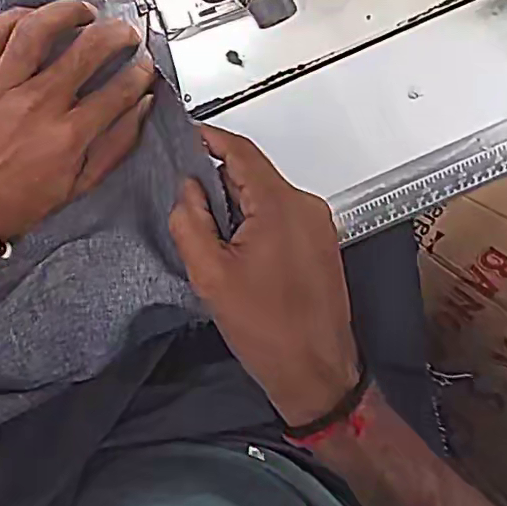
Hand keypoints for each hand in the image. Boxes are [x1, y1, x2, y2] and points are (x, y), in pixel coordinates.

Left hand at [0, 0, 156, 294]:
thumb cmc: (19, 200)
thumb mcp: (79, 184)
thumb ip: (116, 145)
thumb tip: (142, 107)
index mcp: (67, 137)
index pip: (118, 90)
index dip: (140, 72)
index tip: (144, 65)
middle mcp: (36, 106)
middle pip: (87, 49)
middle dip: (118, 33)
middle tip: (125, 32)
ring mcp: (1, 89)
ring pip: (37, 29)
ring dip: (67, 11)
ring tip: (84, 12)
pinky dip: (14, 17)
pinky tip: (33, 18)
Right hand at [168, 125, 360, 426]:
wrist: (316, 372)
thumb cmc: (271, 331)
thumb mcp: (209, 275)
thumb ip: (190, 222)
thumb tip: (187, 190)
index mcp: (280, 207)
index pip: (241, 152)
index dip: (210, 138)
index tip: (189, 133)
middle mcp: (305, 208)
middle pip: (253, 172)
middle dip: (218, 178)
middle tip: (189, 199)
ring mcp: (317, 225)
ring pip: (266, 193)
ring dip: (236, 202)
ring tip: (215, 236)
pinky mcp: (319, 241)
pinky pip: (280, 212)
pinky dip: (254, 218)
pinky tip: (238, 249)